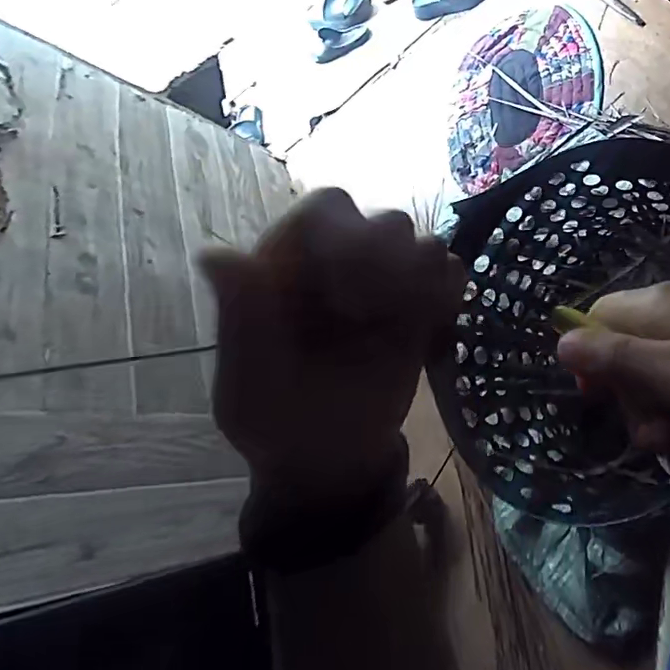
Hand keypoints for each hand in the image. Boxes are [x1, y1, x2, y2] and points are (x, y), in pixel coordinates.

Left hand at [199, 189, 463, 505]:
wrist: (330, 460)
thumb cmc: (277, 420)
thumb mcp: (249, 378)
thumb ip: (242, 317)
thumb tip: (215, 255)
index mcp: (292, 265)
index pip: (328, 209)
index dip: (344, 236)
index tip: (345, 289)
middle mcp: (344, 263)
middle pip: (389, 222)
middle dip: (389, 267)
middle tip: (371, 319)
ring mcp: (390, 284)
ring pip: (428, 245)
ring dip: (421, 283)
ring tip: (400, 327)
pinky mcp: (425, 308)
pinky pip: (453, 274)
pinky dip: (448, 293)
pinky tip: (427, 330)